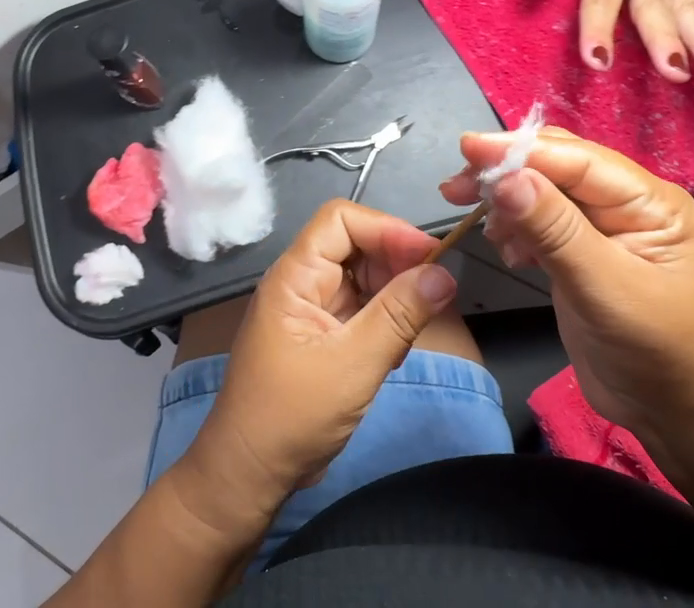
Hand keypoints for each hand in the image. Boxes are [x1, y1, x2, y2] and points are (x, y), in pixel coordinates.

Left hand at [187, 201, 457, 501]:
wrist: (249, 472)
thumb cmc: (292, 414)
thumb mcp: (353, 364)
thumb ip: (399, 315)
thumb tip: (444, 274)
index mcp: (294, 276)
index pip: (341, 221)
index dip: (387, 230)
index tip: (430, 257)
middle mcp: (300, 284)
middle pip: (354, 246)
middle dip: (396, 264)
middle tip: (434, 296)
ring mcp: (309, 311)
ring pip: (361, 279)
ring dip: (393, 296)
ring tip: (412, 330)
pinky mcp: (320, 338)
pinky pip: (359, 311)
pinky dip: (383, 322)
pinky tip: (396, 350)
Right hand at [442, 128, 693, 453]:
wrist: (686, 424)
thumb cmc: (663, 356)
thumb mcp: (608, 291)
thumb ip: (556, 231)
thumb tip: (505, 176)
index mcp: (650, 202)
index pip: (577, 159)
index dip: (519, 150)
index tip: (465, 148)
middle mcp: (627, 206)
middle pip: (557, 167)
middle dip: (507, 170)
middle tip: (455, 188)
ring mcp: (604, 232)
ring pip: (543, 194)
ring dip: (507, 202)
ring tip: (484, 230)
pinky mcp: (582, 258)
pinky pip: (541, 225)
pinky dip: (516, 230)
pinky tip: (507, 252)